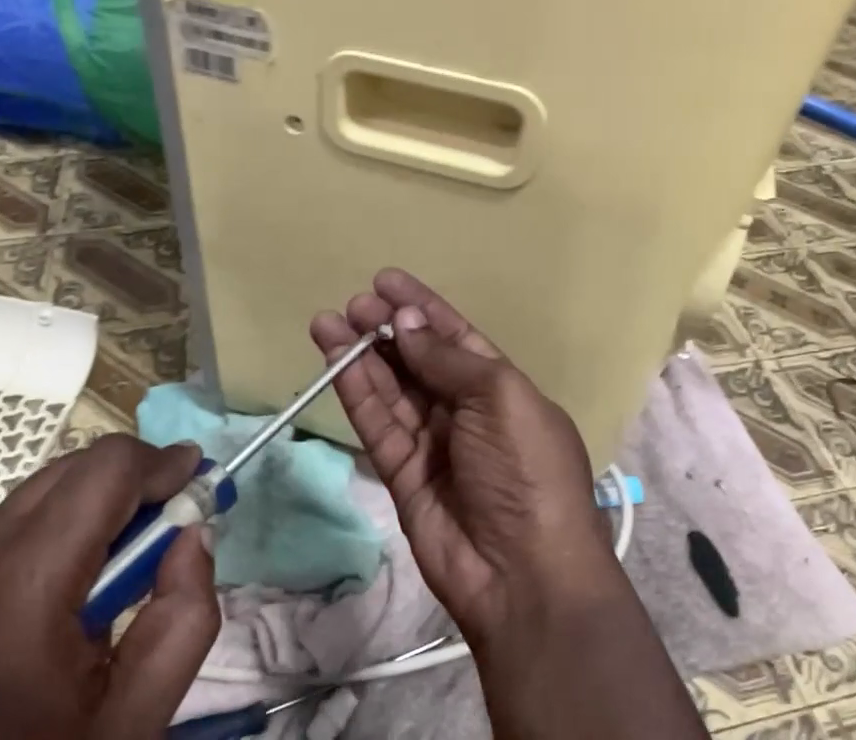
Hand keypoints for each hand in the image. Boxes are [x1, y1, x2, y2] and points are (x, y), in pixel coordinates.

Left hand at [0, 436, 220, 739]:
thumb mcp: (124, 728)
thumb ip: (180, 625)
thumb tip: (193, 538)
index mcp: (22, 585)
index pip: (107, 469)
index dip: (163, 463)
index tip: (200, 482)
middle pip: (72, 470)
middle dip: (132, 483)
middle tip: (172, 527)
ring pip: (34, 499)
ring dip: (90, 511)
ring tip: (116, 577)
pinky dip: (46, 538)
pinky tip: (55, 605)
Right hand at [313, 270, 705, 739]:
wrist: (524, 575)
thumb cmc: (526, 472)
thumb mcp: (501, 399)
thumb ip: (448, 361)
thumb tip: (407, 324)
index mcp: (503, 390)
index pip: (457, 338)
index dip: (423, 308)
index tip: (386, 281)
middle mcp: (467, 412)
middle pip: (419, 361)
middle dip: (388, 329)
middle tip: (354, 303)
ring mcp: (433, 444)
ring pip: (390, 389)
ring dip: (361, 354)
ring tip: (328, 321)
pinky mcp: (401, 474)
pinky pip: (376, 424)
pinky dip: (355, 391)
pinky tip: (335, 359)